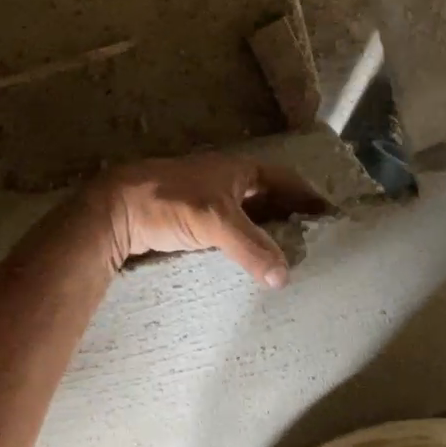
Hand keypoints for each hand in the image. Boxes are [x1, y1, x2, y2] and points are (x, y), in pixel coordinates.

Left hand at [81, 153, 330, 287]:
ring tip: (289, 257)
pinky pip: (230, 230)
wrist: (114, 208)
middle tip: (314, 242)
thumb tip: (285, 276)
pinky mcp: (192, 220)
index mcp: (239, 169)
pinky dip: (246, 243)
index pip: (286, 180)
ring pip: (249, 215)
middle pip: (270, 197)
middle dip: (291, 216)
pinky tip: (252, 261)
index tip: (330, 218)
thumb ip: (252, 248)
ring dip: (268, 231)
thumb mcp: (216, 222)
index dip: (308, 197)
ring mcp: (208, 200)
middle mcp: (227, 180)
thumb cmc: (170, 203)